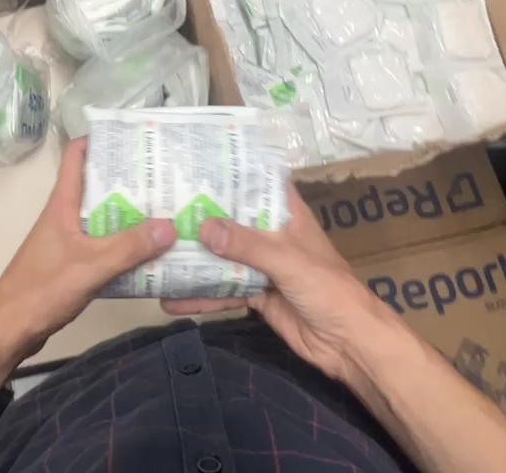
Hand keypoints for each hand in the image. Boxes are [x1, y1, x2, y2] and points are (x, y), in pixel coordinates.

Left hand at [0, 137, 175, 385]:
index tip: (135, 138)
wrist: (9, 331)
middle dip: (128, 179)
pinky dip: (125, 242)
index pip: (77, 155)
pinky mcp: (73, 263)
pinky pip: (104, 243)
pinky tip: (150, 250)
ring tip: (166, 209)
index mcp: (62, 204)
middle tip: (165, 176)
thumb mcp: (91, 266)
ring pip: (103, 216)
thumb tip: (170, 225)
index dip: (101, 140)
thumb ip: (129, 247)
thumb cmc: (42, 290)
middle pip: (97, 185)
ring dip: (130, 213)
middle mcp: (65, 215)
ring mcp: (68, 239)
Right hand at [163, 184, 404, 391]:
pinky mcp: (254, 293)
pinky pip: (222, 289)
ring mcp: (261, 264)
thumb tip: (202, 228)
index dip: (229, 169)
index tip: (192, 160)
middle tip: (159, 203)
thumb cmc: (327, 287)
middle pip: (231, 217)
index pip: (255, 179)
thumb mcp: (287, 259)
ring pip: (222, 254)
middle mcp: (270, 232)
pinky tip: (172, 299)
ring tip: (156, 252)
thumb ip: (246, 245)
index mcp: (284, 212)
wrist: (349, 344)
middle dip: (199, 213)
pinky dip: (200, 295)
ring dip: (195, 256)